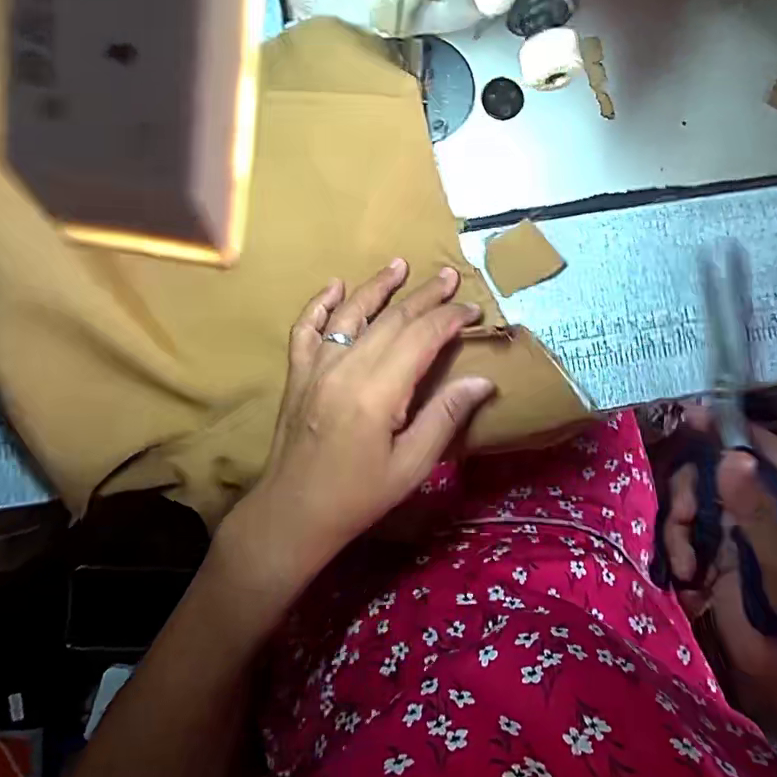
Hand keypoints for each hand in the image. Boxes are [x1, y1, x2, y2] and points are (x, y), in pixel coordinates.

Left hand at [224, 259, 496, 585]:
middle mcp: (345, 368)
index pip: (420, 337)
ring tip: (399, 265)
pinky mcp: (297, 374)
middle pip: (390, 319)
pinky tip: (334, 286)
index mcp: (377, 392)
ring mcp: (315, 368)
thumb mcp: (412, 466)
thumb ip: (444, 416)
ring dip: (376, 287)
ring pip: (350, 314)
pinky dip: (320, 304)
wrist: (294, 511)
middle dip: (423, 296)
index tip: (472, 308)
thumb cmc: (359, 496)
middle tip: (448, 276)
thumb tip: (482, 380)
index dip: (449, 318)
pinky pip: (306, 329)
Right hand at [654, 407, 776, 732]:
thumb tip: (731, 455)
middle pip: (711, 470)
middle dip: (687, 489)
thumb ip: (756, 511)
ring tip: (686, 566)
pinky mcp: (716, 559)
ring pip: (691, 502)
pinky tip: (686, 579)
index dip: (726, 425)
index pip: (759, 444)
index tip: (687, 417)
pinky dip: (676, 550)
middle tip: (683, 519)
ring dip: (677, 526)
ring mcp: (738, 536)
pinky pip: (683, 535)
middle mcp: (762, 512)